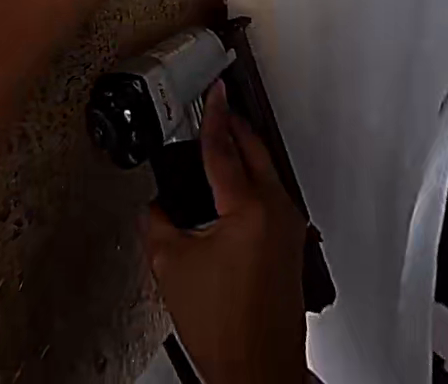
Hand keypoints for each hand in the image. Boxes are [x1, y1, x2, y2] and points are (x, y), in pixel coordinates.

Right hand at [148, 82, 306, 383]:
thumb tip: (155, 207)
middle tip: (218, 107)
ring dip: (245, 150)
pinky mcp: (292, 240)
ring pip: (267, 169)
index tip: (215, 91)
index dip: (214, 115)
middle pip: (254, 149)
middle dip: (234, 125)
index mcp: (246, 209)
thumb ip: (157, 224)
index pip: (224, 148)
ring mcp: (289, 225)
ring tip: (222, 139)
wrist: (258, 370)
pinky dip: (254, 175)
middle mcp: (275, 210)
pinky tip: (236, 183)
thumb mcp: (171, 267)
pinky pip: (273, 191)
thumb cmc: (223, 328)